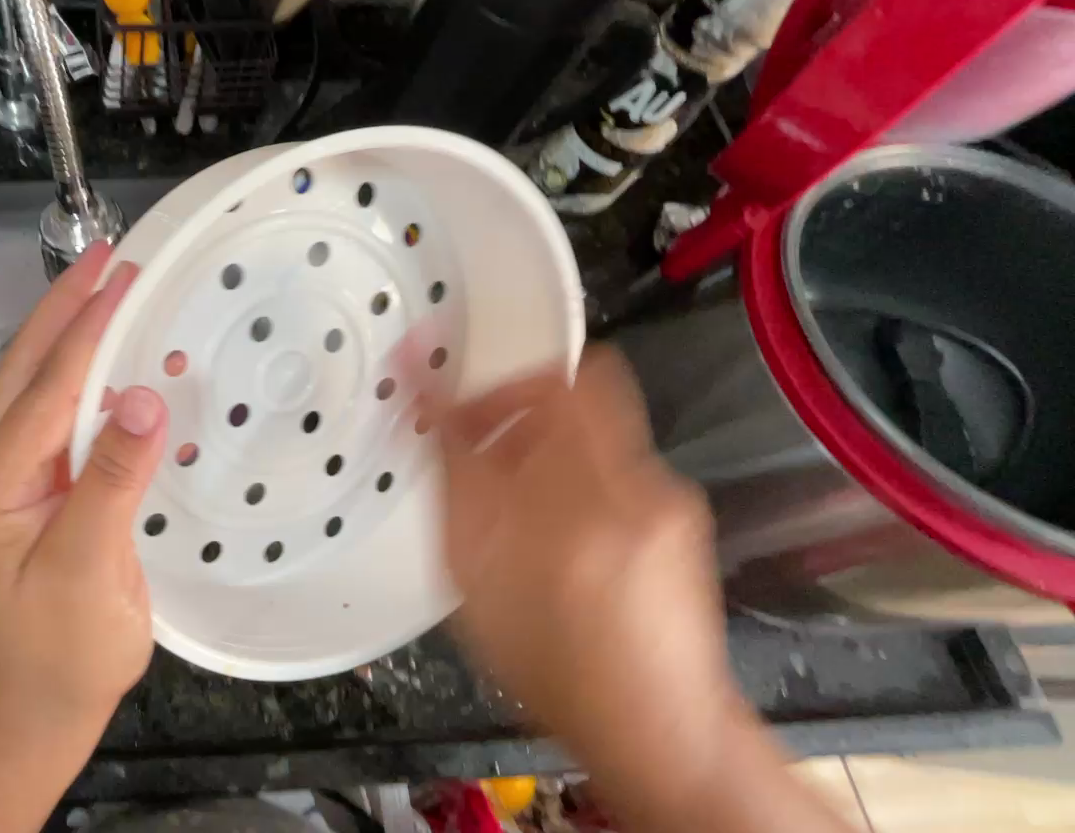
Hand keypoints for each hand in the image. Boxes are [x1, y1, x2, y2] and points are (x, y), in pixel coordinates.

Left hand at [0, 242, 164, 737]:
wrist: (49, 697)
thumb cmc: (66, 646)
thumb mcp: (90, 570)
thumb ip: (111, 481)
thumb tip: (141, 399)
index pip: (43, 393)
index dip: (85, 334)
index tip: (121, 281)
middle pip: (27, 370)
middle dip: (65, 309)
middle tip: (106, 257)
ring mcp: (14, 471)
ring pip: (40, 383)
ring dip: (74, 331)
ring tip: (110, 284)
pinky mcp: (41, 480)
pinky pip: (63, 412)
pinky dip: (91, 373)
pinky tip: (118, 351)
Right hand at [424, 345, 747, 801]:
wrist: (655, 730)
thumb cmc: (551, 651)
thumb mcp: (475, 560)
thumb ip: (453, 467)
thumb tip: (429, 399)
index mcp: (586, 480)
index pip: (557, 377)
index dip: (500, 374)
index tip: (453, 390)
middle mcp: (639, 478)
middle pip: (576, 398)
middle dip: (514, 409)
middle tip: (473, 441)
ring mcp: (666, 502)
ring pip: (592, 436)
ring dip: (538, 447)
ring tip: (499, 498)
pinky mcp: (677, 527)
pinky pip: (612, 472)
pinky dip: (568, 479)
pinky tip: (541, 533)